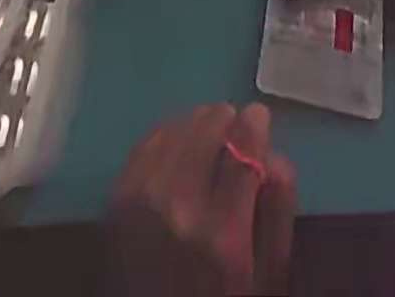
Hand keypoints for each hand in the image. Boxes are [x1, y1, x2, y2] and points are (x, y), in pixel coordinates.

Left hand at [107, 103, 297, 296]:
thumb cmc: (220, 294)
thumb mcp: (266, 272)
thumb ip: (276, 211)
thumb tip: (274, 155)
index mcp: (223, 233)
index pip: (243, 150)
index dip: (254, 124)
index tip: (257, 116)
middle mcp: (180, 208)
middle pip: (206, 129)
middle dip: (225, 120)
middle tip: (232, 123)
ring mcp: (143, 198)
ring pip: (177, 128)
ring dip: (196, 124)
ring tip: (207, 132)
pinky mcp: (118, 195)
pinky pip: (149, 141)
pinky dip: (169, 134)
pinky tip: (179, 143)